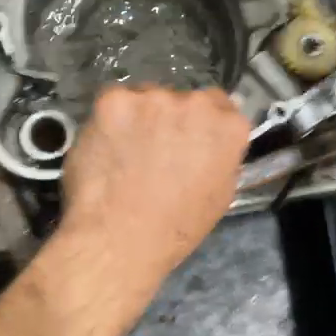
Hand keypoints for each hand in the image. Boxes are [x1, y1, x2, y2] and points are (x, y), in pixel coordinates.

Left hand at [60, 86, 251, 275]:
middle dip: (170, 119)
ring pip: (147, 98)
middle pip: (183, 99)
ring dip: (140, 117)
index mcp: (229, 126)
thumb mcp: (221, 194)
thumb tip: (211, 142)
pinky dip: (110, 120)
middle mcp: (196, 102)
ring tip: (126, 152)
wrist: (120, 237)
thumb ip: (222, 156)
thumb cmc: (175, 228)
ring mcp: (154, 97)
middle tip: (155, 150)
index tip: (188, 140)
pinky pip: (115, 101)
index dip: (201, 123)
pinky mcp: (115, 99)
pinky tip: (106, 146)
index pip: (220, 105)